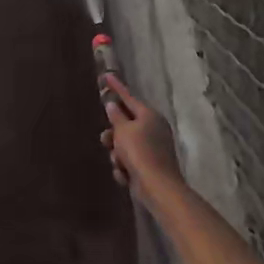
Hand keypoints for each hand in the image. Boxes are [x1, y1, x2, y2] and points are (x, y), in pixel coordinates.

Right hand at [98, 72, 182, 200]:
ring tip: (118, 162)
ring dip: (117, 153)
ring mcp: (153, 148)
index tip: (106, 76)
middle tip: (106, 139)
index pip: (128, 97)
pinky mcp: (150, 166)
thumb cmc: (139, 152)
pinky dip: (125, 168)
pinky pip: (130, 161)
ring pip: (125, 145)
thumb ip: (116, 116)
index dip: (116, 87)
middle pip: (125, 125)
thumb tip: (113, 104)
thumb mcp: (123, 130)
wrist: (157, 187)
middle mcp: (153, 129)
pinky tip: (125, 175)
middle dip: (113, 134)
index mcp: (149, 116)